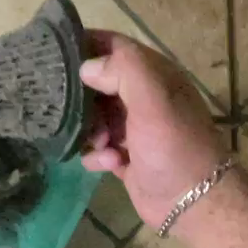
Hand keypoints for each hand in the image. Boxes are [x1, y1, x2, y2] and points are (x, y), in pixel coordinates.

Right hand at [79, 30, 228, 228]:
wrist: (191, 200)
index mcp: (155, 76)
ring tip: (99, 142)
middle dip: (84, 96)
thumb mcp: (153, 99)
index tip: (55, 54)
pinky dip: (97, 156)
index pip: (116, 48)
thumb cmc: (173, 146)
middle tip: (71, 110)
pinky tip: (106, 163)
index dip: (88, 46)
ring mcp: (135, 130)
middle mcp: (144, 99)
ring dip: (91, 129)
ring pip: (97, 119)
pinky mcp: (127, 159)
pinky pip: (100, 150)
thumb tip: (87, 68)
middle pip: (101, 85)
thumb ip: (123, 71)